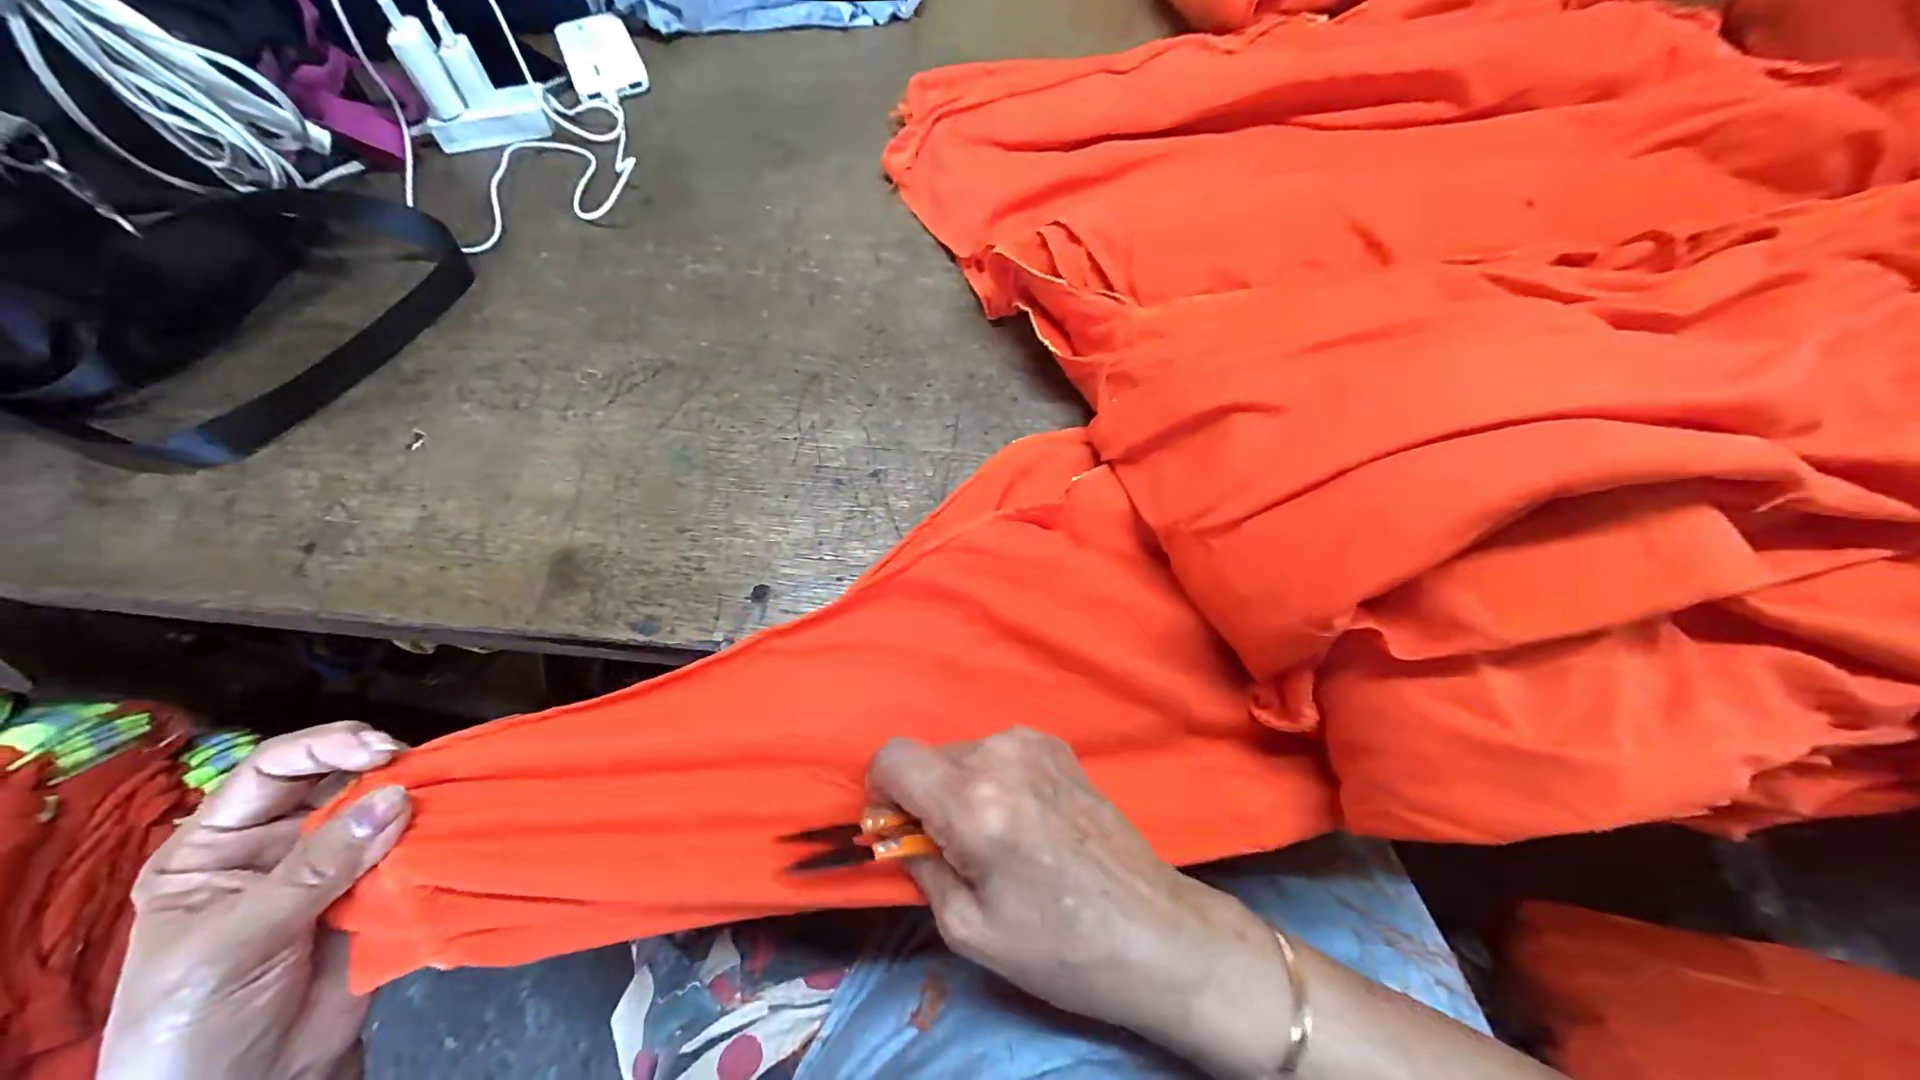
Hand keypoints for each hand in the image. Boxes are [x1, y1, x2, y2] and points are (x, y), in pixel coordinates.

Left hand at [99, 722, 412, 1079]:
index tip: (379, 750)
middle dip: (380, 767)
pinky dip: (433, 833)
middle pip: (336, 779)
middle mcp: (279, 842)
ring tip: (444, 796)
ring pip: (381, 808)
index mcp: (217, 845)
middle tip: (422, 770)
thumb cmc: (196, 1019)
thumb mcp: (234, 943)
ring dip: (414, 798)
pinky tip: (452, 825)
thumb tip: (396, 797)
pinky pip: (410, 847)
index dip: (324, 747)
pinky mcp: (379, 886)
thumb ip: (314, 869)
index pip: (271, 769)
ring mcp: (334, 864)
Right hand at [867, 728, 1297, 1079]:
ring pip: (964, 754)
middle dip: (924, 798)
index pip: (893, 757)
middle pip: (929, 757)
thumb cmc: (1058, 944)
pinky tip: (1026, 820)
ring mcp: (1034, 744)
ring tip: (998, 839)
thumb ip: (919, 865)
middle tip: (955, 851)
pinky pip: (999, 753)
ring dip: (961, 789)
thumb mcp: (967, 927)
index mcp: (972, 801)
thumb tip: (898, 833)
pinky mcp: (1059, 747)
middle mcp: (1000, 755)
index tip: (900, 831)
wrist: (1153, 931)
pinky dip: (993, 779)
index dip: (882, 793)